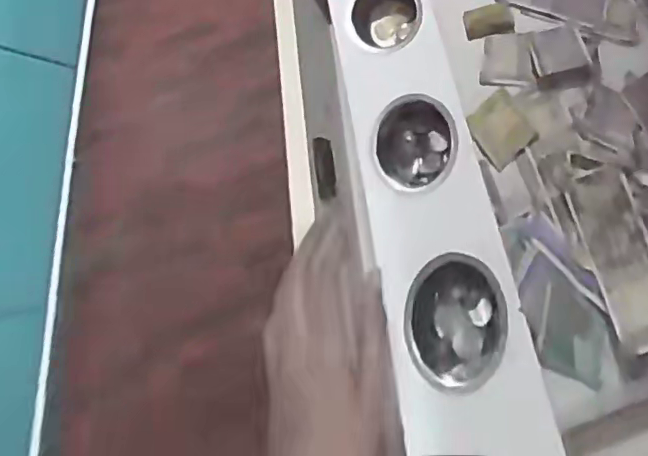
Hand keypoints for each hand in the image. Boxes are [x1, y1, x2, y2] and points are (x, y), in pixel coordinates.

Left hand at [263, 208, 389, 455]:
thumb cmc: (348, 439)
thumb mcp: (375, 391)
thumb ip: (373, 332)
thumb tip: (373, 281)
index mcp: (321, 343)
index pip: (322, 275)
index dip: (332, 241)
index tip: (344, 215)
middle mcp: (293, 340)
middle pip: (298, 277)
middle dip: (314, 241)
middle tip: (330, 214)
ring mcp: (277, 351)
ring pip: (285, 290)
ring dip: (300, 257)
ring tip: (317, 235)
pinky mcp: (272, 364)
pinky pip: (278, 307)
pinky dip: (290, 282)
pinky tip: (299, 278)